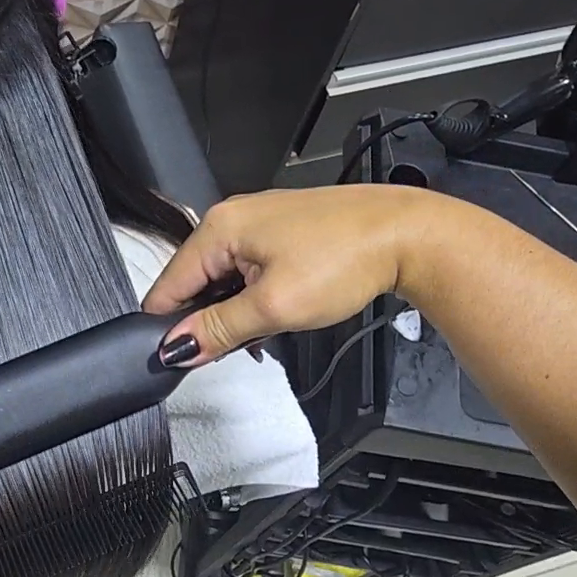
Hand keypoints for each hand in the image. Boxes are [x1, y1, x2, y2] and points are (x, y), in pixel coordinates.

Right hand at [145, 183, 464, 364]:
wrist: (408, 236)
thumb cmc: (348, 258)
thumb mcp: (274, 307)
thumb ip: (218, 329)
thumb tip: (176, 348)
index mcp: (219, 228)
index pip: (167, 285)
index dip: (169, 326)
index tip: (183, 358)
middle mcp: (231, 218)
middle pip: (192, 282)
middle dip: (208, 319)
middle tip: (241, 342)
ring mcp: (256, 223)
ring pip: (221, 279)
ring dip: (233, 310)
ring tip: (267, 324)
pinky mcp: (278, 232)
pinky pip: (245, 271)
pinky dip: (253, 296)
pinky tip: (277, 309)